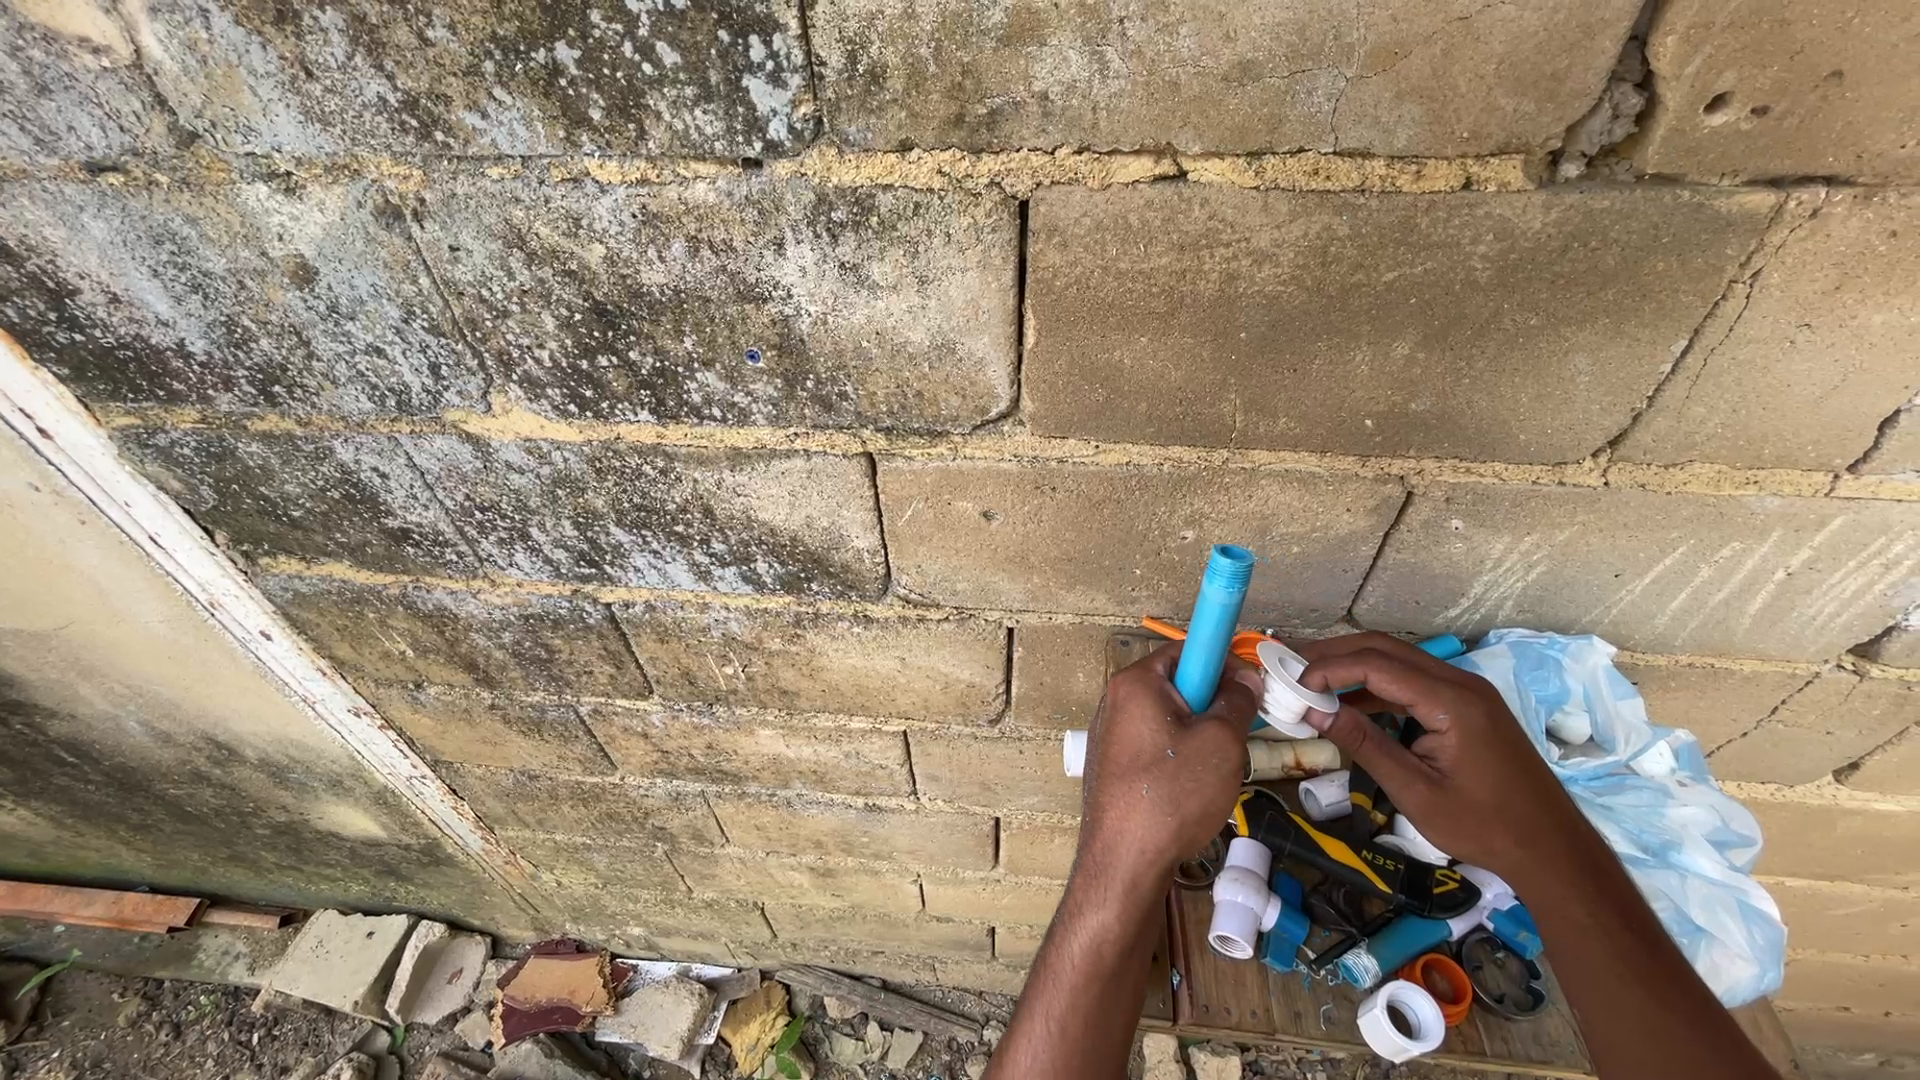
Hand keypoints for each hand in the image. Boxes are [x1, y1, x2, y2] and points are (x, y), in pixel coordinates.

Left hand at [1076, 642, 1262, 884]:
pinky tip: (1193, 791)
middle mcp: (1115, 702)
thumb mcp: (1221, 741)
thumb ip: (1237, 701)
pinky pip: (1155, 747)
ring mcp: (1109, 736)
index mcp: (1135, 683)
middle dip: (1213, 706)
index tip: (1250, 687)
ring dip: (1200, 737)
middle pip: (1177, 686)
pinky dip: (1179, 759)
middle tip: (1240, 733)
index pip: (1187, 649)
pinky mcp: (1111, 768)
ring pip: (1169, 721)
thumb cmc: (1173, 793)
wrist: (1124, 862)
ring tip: (1217, 770)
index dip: (1224, 662)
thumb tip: (1244, 679)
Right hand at [1294, 633, 1585, 883]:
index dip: (1328, 668)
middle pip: (1384, 649)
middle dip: (1332, 653)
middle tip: (1287, 663)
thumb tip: (1313, 709)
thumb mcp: (1414, 791)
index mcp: (1452, 701)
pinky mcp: (1465, 707)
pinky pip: (1411, 682)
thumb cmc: (1485, 827)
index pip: (1375, 664)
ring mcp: (1466, 693)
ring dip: (1350, 665)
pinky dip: (1373, 685)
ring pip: (1397, 661)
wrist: (1554, 853)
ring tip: (1306, 677)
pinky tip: (1344, 701)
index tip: (1292, 685)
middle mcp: (1460, 683)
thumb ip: (1363, 743)